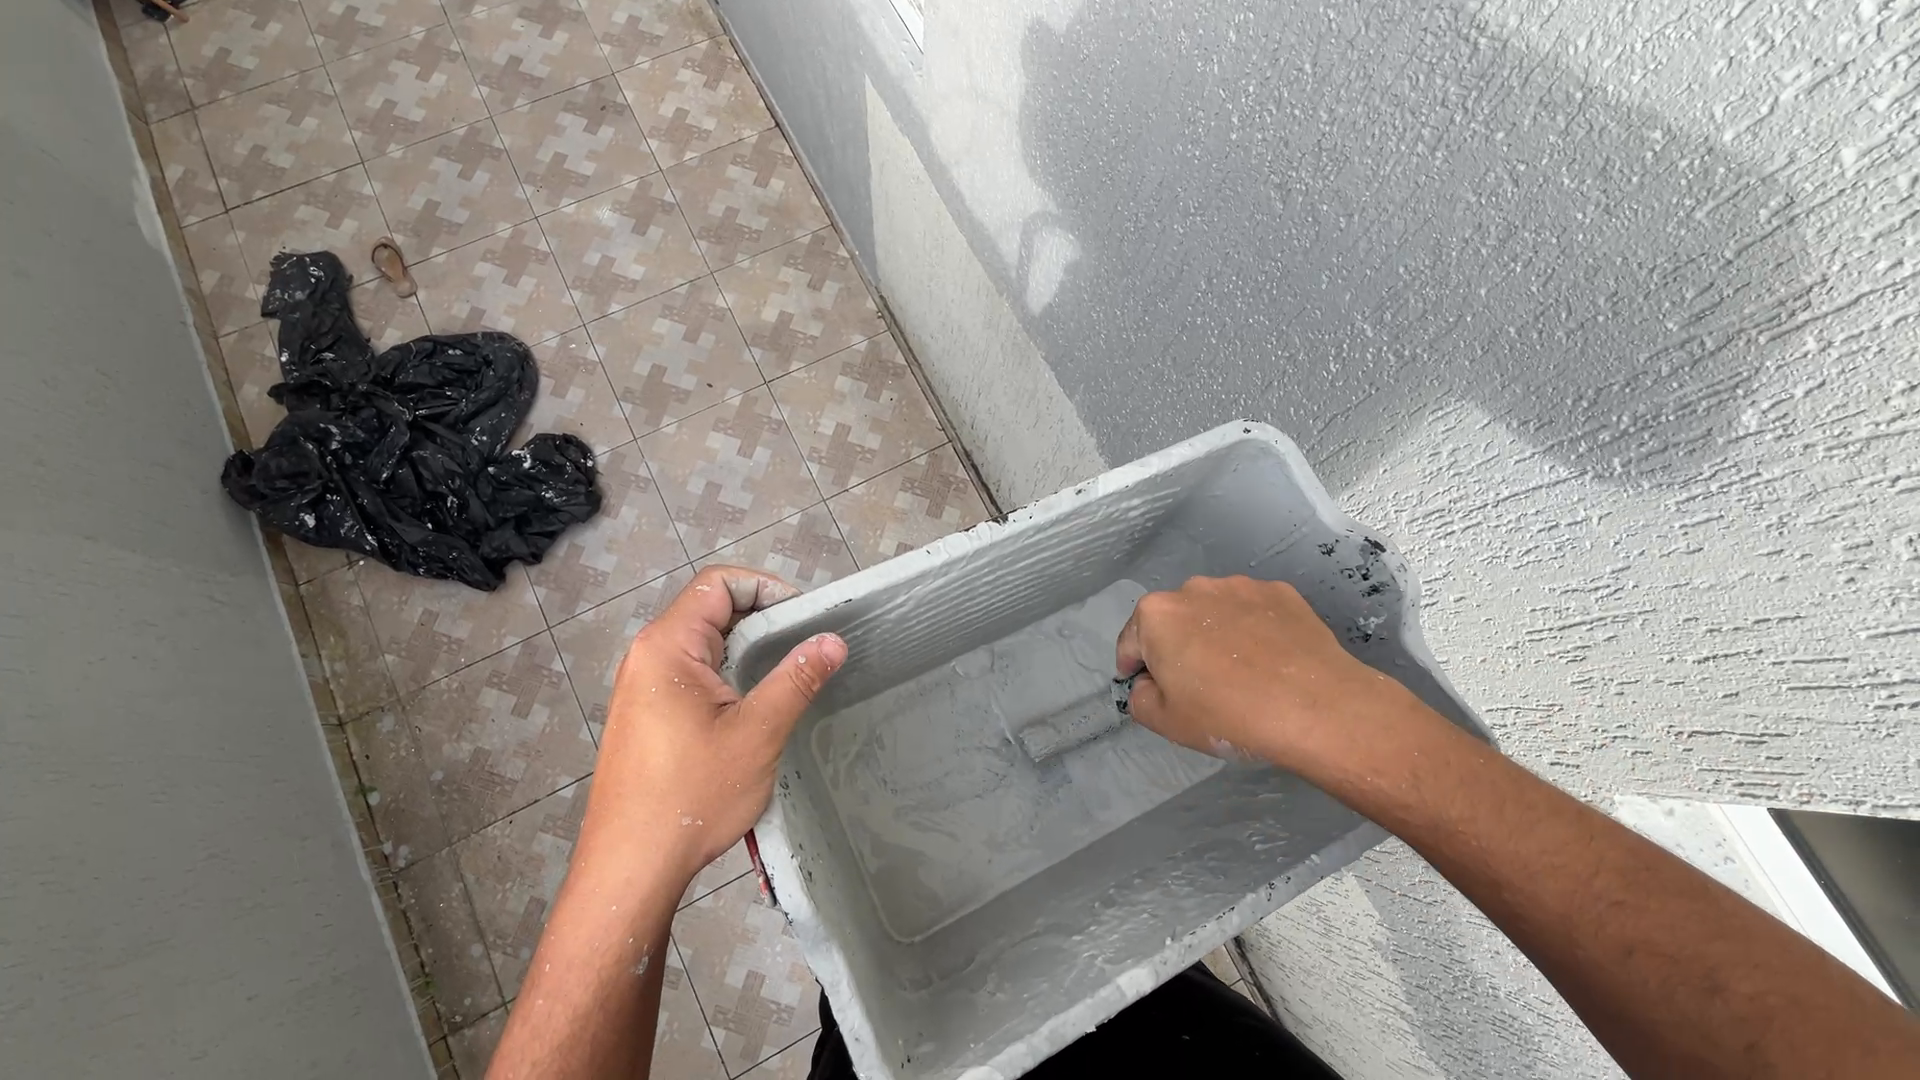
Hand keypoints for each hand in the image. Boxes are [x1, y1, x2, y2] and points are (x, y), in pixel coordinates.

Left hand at [581, 565, 845, 885]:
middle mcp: (648, 656)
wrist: (631, 867)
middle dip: (761, 618)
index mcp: (667, 647)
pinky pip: (692, 674)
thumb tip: (832, 640)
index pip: (718, 584)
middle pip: (709, 609)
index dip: (765, 587)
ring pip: (703, 645)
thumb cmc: (692, 795)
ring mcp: (642, 688)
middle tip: (805, 646)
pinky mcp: (647, 716)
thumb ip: (796, 679)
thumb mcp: (757, 733)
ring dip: (746, 649)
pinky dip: (728, 674)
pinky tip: (755, 706)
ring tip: (788, 675)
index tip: (803, 617)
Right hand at [1115, 575, 1431, 772]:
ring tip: (1240, 673)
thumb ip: (1139, 698)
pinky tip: (1270, 662)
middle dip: (1177, 647)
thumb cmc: (1229, 716)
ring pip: (1214, 613)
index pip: (1130, 642)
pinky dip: (1253, 630)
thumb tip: (1149, 683)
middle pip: (1173, 621)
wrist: (1317, 708)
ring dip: (1215, 635)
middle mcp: (1193, 589)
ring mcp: (1240, 586)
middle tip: (1199, 686)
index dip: (1134, 670)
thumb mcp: (1166, 723)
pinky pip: (1253, 612)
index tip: (1151, 690)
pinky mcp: (1281, 592)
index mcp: (1156, 615)